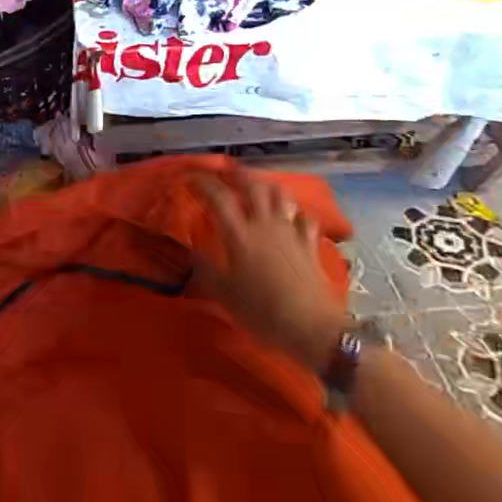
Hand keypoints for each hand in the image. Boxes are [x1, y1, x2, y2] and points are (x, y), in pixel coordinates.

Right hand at [192, 171, 346, 369]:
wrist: (311, 326)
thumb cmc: (262, 311)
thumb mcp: (224, 294)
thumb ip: (205, 269)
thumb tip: (190, 251)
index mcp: (240, 234)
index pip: (217, 197)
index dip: (202, 184)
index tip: (190, 180)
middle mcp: (265, 224)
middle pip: (252, 185)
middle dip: (236, 174)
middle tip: (224, 174)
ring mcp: (291, 230)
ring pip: (279, 194)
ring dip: (265, 185)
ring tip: (255, 187)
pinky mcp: (310, 242)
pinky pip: (303, 216)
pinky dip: (294, 211)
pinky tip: (290, 216)